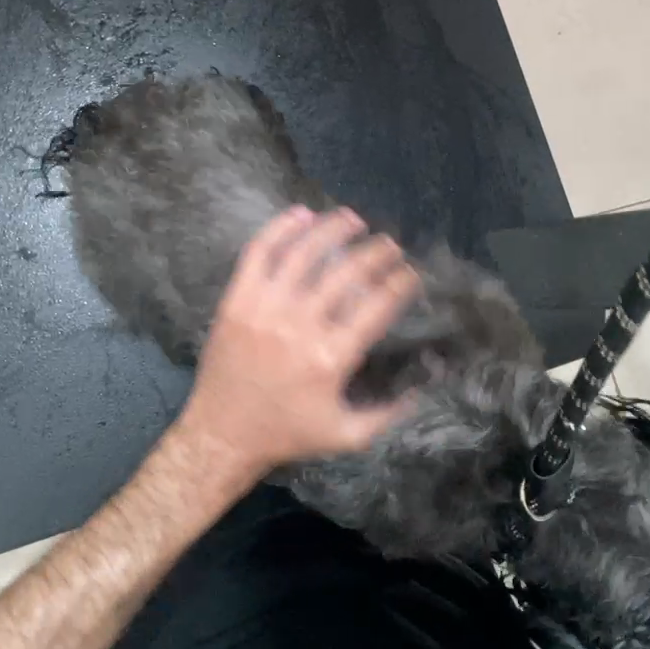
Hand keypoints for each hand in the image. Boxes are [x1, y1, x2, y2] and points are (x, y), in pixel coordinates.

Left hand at [173, 206, 420, 479]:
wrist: (222, 434)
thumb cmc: (288, 434)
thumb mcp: (348, 435)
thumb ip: (390, 412)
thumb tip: (426, 384)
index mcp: (331, 356)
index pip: (376, 305)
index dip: (400, 283)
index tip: (411, 273)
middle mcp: (299, 325)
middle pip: (346, 273)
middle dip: (375, 253)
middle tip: (390, 244)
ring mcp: (264, 307)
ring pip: (304, 253)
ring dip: (333, 229)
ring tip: (354, 219)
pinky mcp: (237, 299)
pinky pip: (259, 252)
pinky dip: (281, 228)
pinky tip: (302, 213)